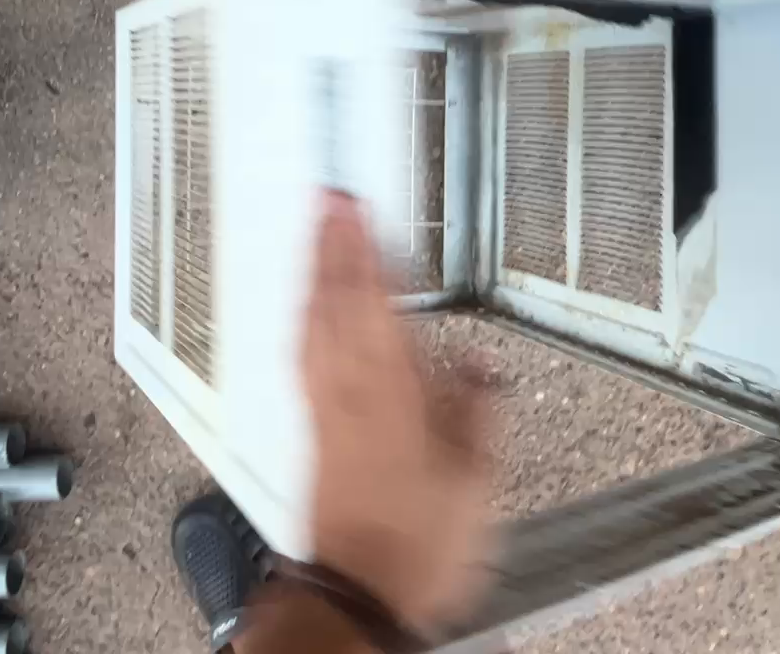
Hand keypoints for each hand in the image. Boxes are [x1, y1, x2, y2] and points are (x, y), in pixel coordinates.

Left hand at [302, 192, 494, 633]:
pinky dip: (302, 310)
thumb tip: (479, 361)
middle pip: (334, 295)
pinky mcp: (311, 416)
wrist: (356, 585)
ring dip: (311, 266)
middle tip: (327, 195)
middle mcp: (349, 383)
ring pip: (311, 315)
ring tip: (314, 229)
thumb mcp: (475, 478)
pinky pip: (300, 346)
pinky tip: (304, 300)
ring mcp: (324, 398)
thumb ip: (478, 409)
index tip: (354, 203)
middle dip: (330, 239)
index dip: (361, 243)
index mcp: (390, 387)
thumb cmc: (414, 536)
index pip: (372, 296)